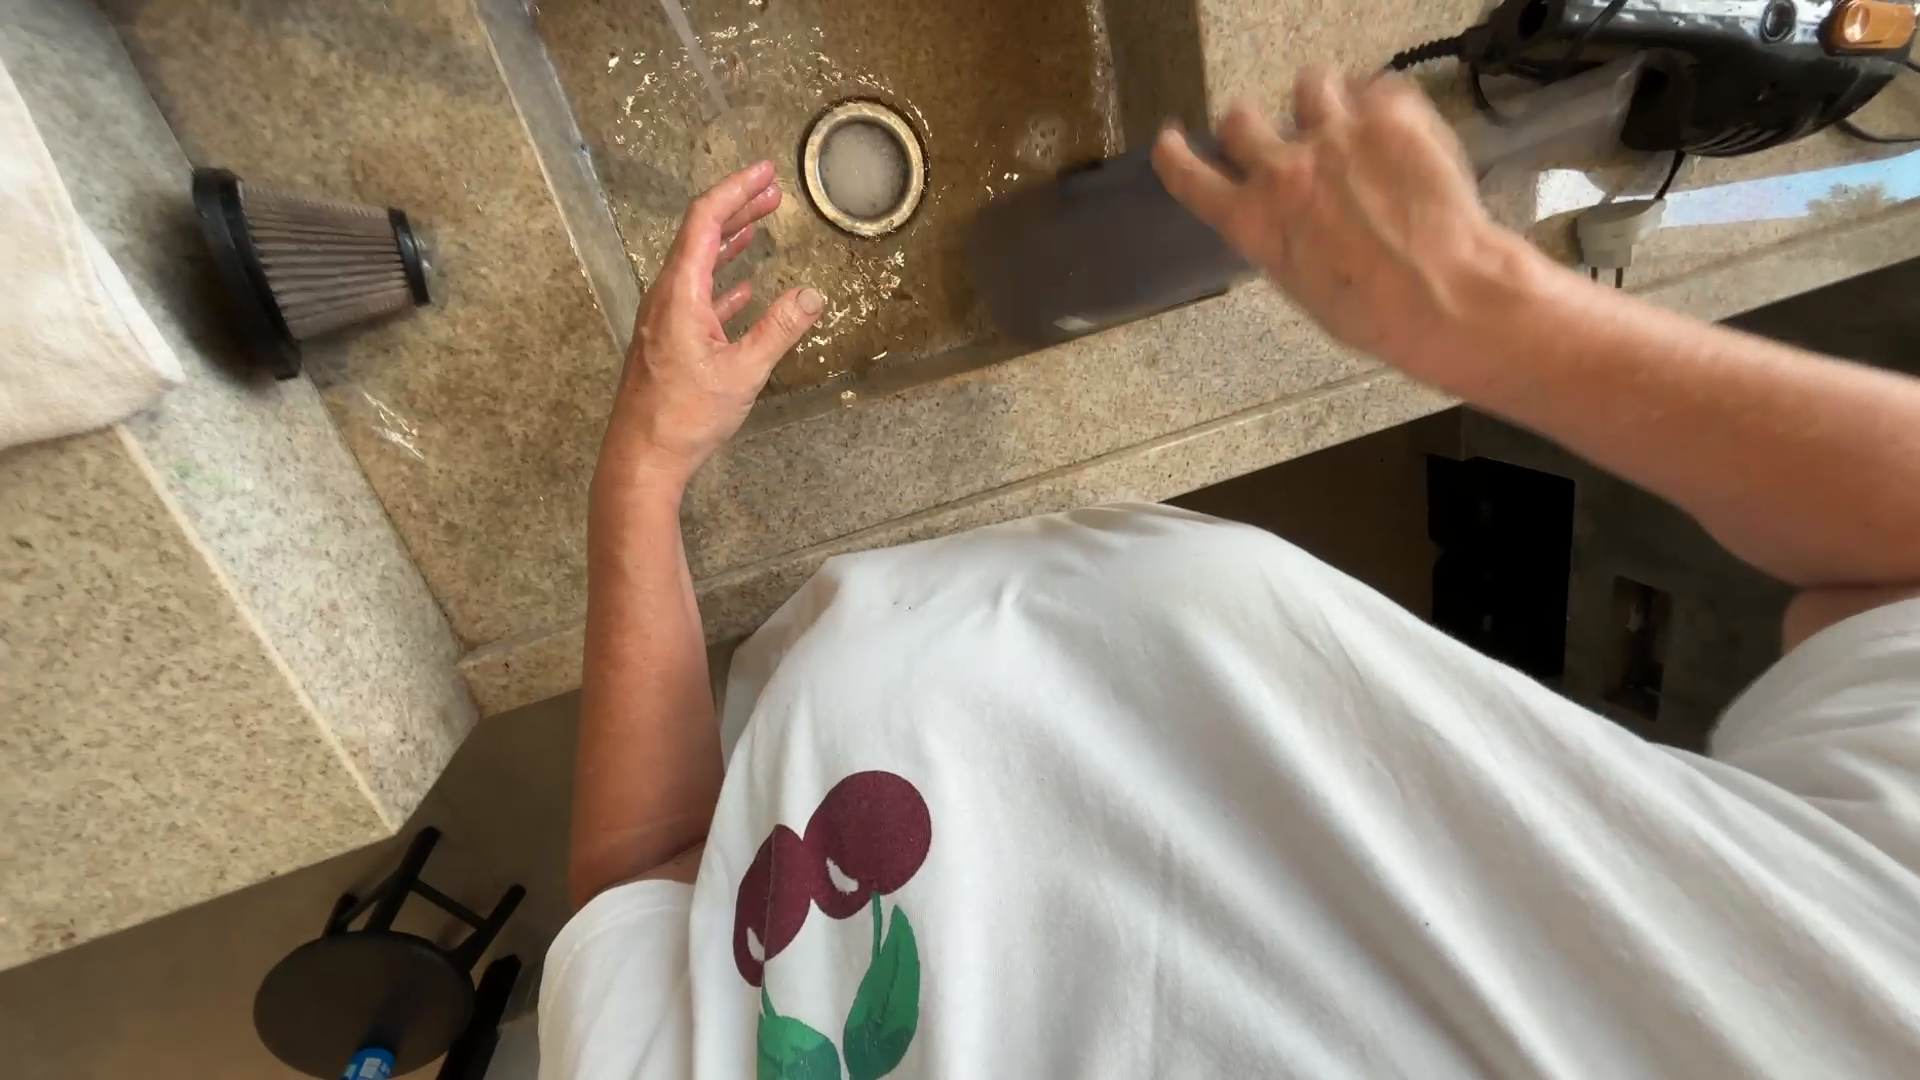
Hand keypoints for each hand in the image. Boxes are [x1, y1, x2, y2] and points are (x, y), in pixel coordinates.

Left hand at [600, 160, 824, 490]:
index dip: (736, 190)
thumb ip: (780, 329)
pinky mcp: (670, 341)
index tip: (765, 172)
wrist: (644, 455)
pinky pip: (697, 297)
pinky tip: (740, 289)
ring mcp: (666, 319)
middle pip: (701, 235)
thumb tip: (813, 294)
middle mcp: (667, 297)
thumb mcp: (743, 372)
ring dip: (730, 243)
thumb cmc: (686, 416)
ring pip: (699, 265)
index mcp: (680, 292)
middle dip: (737, 208)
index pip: (705, 221)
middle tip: (771, 191)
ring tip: (759, 226)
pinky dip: (722, 283)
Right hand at [1152, 68, 1533, 369]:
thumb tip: (1282, 213)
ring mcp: (1336, 135)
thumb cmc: (1364, 308)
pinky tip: (1389, 133)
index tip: (1168, 143)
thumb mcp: (1295, 282)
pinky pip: (1373, 85)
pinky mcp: (1389, 114)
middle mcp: (1282, 171)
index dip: (1174, 157)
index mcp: (1252, 222)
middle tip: (1272, 135)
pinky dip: (1376, 104)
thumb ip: (1276, 234)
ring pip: (1307, 83)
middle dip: (1249, 125)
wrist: (1438, 290)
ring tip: (1339, 120)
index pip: (1192, 178)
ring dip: (1316, 100)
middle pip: (1239, 118)